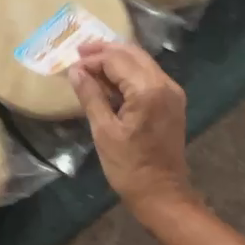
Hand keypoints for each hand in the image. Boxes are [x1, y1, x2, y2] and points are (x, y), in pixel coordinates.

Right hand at [68, 42, 198, 218]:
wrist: (162, 194)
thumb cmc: (129, 167)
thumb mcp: (104, 132)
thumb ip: (91, 96)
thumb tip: (75, 71)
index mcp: (148, 90)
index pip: (117, 60)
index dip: (93, 60)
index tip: (71, 65)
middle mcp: (165, 84)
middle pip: (133, 54)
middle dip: (106, 51)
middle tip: (79, 52)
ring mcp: (172, 93)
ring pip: (142, 63)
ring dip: (117, 60)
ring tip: (90, 64)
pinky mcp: (172, 102)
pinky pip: (149, 77)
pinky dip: (129, 73)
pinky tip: (110, 81)